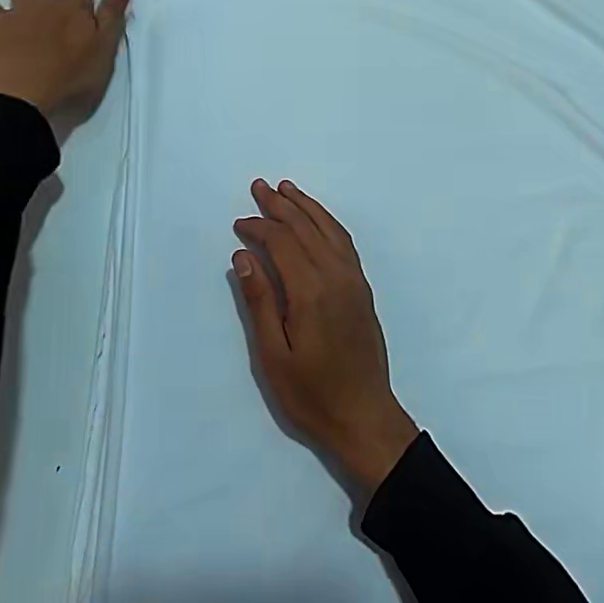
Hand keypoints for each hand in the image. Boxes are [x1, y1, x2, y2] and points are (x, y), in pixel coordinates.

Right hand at [232, 179, 419, 496]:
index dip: (259, 227)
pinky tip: (317, 219)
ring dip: (306, 207)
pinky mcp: (362, 288)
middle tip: (259, 186)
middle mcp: (336, 276)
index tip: (239, 222)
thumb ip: (259, 301)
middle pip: (306, 228)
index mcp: (311, 291)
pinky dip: (328, 222)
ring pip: (329, 229)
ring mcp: (354, 280)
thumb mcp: (273, 356)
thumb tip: (243, 256)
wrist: (365, 417)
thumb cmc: (312, 394)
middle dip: (280, 205)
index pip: (282, 243)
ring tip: (286, 190)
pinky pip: (344, 242)